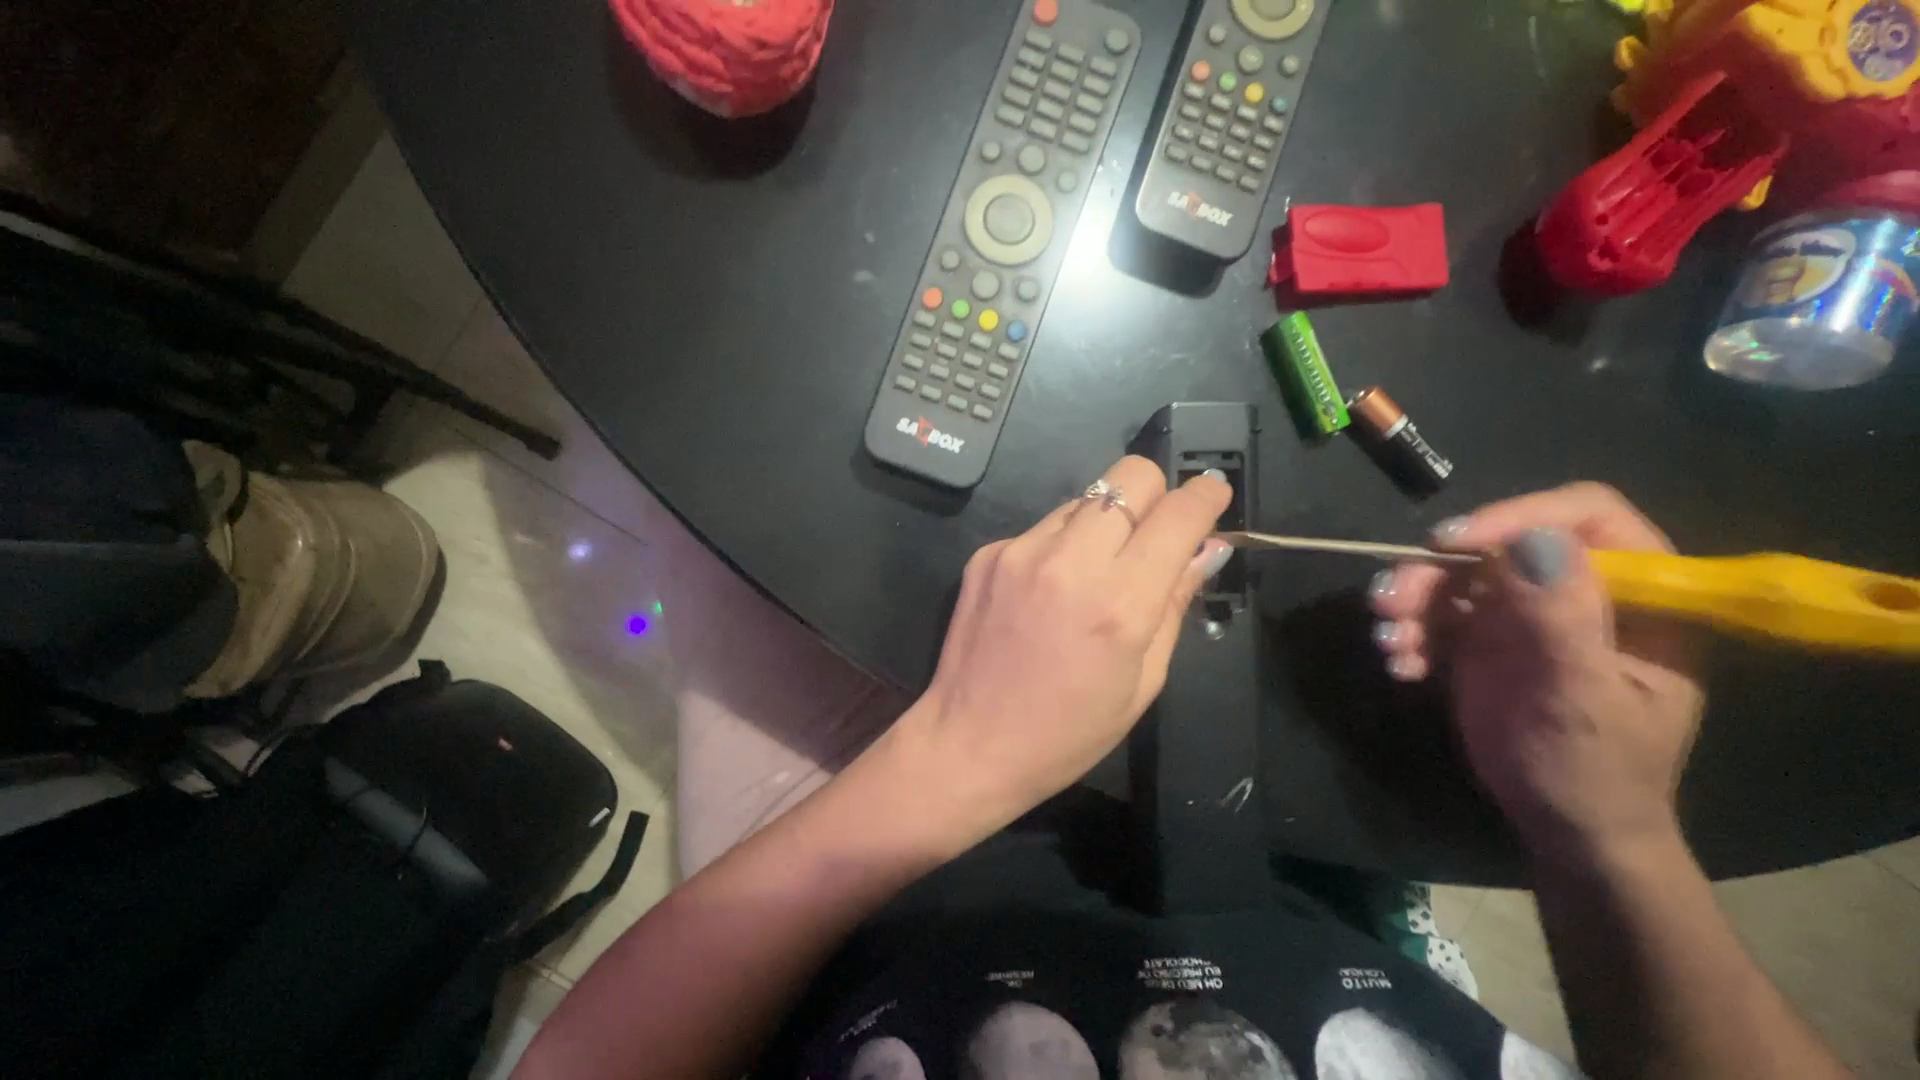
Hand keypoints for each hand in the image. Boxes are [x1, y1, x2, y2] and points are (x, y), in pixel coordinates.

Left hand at [893, 456, 1232, 826]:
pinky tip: (1050, 592)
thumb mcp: (1144, 682)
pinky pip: (1043, 527)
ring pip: (1085, 498)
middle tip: (1155, 535)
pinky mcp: (986, 554)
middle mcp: (1069, 561)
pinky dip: (1061, 546)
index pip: (1178, 514)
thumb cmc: (1068, 732)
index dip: (1207, 496)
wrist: (970, 744)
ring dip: (1105, 522)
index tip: (1214, 495)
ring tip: (1095, 574)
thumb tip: (1208, 549)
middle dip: (1155, 495)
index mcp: (1119, 603)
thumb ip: (1176, 603)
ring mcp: (1020, 551)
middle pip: (1130, 475)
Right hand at [1368, 483, 1703, 864]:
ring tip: (1388, 639)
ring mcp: (1527, 616)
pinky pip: (1437, 616)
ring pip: (1460, 578)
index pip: (1586, 520)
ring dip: (1413, 601)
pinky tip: (1401, 667)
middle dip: (1438, 571)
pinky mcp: (1484, 641)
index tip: (1452, 544)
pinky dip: (1411, 634)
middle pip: (1501, 546)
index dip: (1518, 518)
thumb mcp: (1582, 700)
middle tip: (1390, 601)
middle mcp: (1578, 593)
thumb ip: (1562, 622)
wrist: (1567, 829)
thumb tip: (1534, 542)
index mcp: (1636, 595)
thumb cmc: (1596, 772)